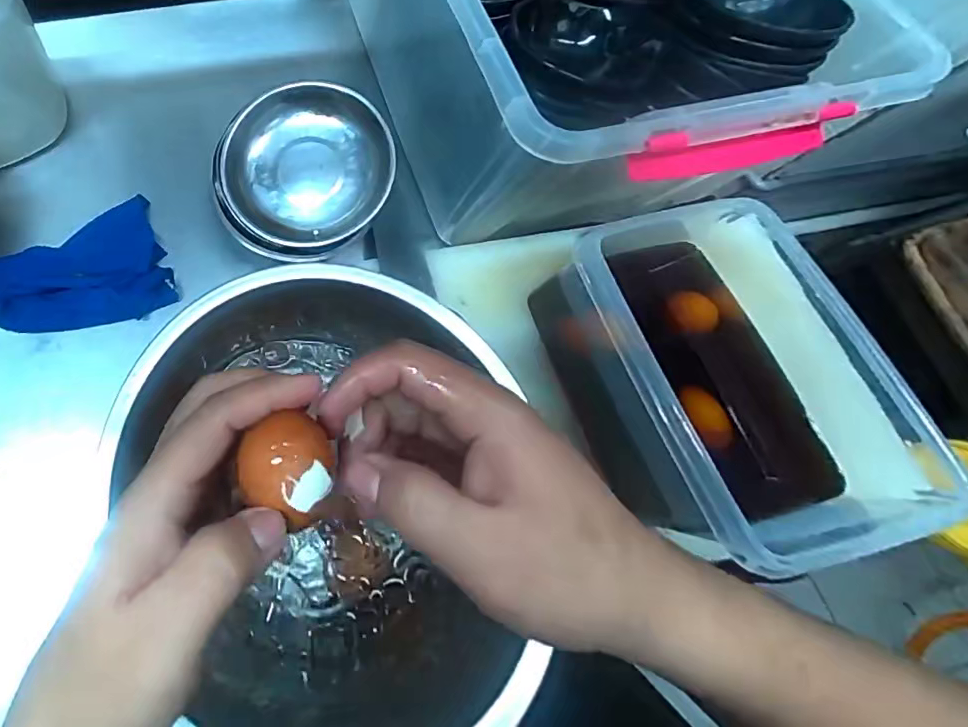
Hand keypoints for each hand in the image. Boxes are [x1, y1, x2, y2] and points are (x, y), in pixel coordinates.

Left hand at [8, 369, 322, 726]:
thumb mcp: (168, 628)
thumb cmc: (111, 676)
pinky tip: (282, 488)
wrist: (68, 719)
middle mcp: (155, 492)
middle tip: (312, 402)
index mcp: (150, 498)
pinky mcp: (176, 539)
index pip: (207, 422)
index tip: (313, 387)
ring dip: (256, 425)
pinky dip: (254, 468)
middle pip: (202, 414)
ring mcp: (164, 513)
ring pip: (212, 444)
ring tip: (307, 437)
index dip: (260, 394)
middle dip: (255, 392)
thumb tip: (276, 515)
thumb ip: (220, 565)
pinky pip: (220, 484)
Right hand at [316, 341, 696, 656]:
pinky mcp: (482, 465)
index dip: (356, 381)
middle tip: (336, 473)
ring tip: (354, 493)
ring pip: (408, 418)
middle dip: (359, 420)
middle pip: (401, 388)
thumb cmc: (567, 574)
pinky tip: (381, 500)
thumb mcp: (480, 548)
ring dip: (374, 446)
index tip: (324, 422)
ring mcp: (482, 438)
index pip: (404, 363)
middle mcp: (481, 412)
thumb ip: (409, 502)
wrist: (643, 605)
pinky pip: (424, 449)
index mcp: (485, 412)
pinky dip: (395, 467)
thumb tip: (349, 470)